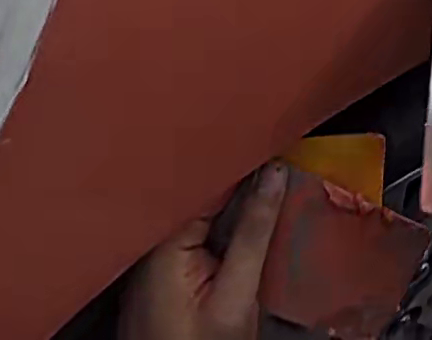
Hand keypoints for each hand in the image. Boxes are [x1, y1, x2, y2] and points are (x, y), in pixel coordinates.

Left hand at [119, 161, 285, 339]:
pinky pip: (201, 234)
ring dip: (237, 198)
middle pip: (201, 195)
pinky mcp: (169, 281)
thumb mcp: (236, 295)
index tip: (272, 136)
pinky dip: (227, 222)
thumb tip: (276, 170)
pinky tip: (254, 212)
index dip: (239, 158)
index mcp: (162, 247)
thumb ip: (254, 230)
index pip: (203, 184)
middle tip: (278, 148)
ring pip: (203, 213)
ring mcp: (158, 267)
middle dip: (240, 175)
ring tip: (273, 171)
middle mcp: (153, 250)